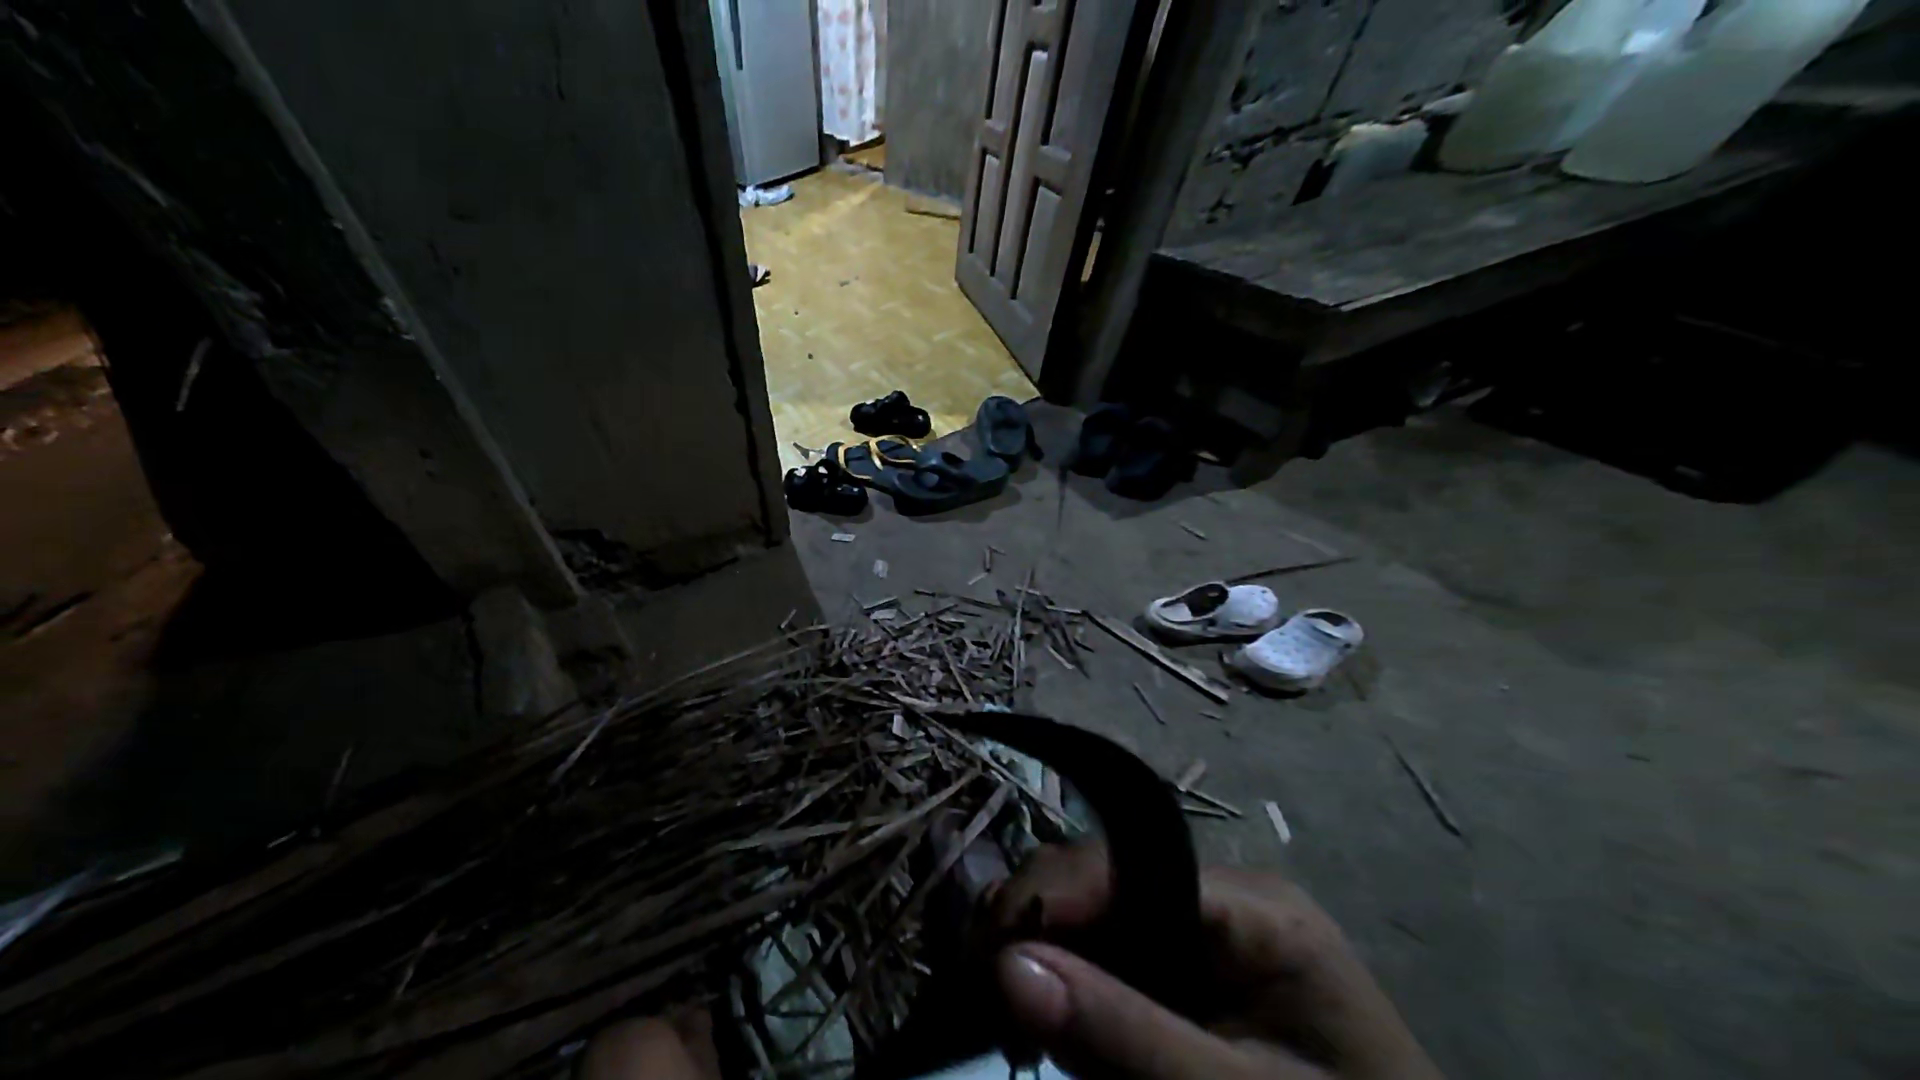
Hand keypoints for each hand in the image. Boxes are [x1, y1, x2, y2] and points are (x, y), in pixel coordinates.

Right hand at [987, 843, 1442, 1079]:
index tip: (982, 955)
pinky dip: (1070, 984)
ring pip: (1096, 918)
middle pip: (1104, 883)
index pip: (1127, 866)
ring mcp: (1202, 933)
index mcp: (1252, 904)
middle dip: (1036, 927)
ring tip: (1001, 1003)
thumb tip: (1006, 968)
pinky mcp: (1188, 970)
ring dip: (1043, 956)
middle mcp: (1220, 898)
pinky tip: (1042, 1014)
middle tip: (980, 989)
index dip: (1048, 897)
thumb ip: (1125, 1035)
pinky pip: (1112, 957)